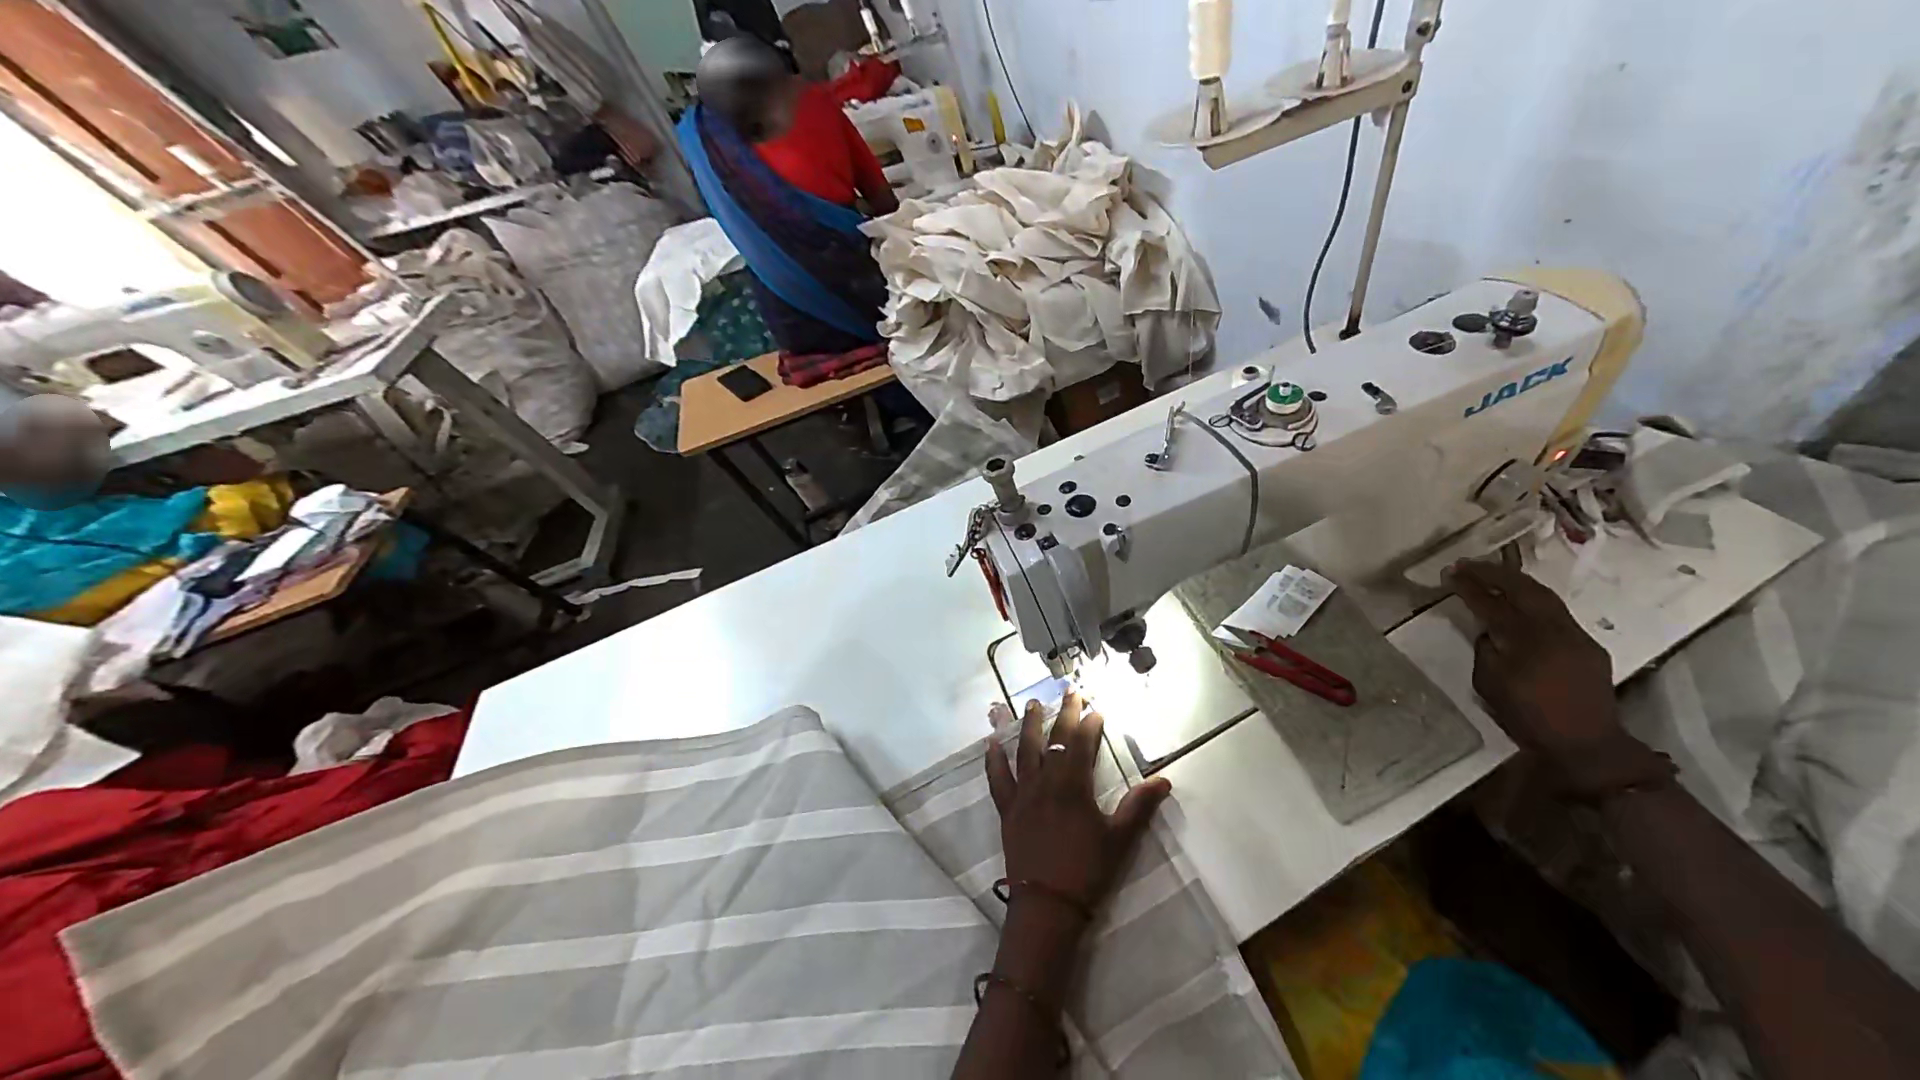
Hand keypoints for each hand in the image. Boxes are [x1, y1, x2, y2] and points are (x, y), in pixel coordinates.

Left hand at [983, 693, 1171, 916]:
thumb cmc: (1087, 871)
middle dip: (1063, 714)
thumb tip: (1164, 780)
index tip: (1096, 708)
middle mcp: (1045, 782)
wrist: (1047, 905)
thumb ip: (1139, 806)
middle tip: (1069, 691)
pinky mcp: (1007, 809)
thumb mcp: (1120, 839)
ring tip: (1030, 703)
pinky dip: (993, 760)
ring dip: (1027, 725)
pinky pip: (997, 779)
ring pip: (1024, 751)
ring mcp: (1022, 794)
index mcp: (1073, 786)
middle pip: (1054, 739)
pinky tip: (990, 743)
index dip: (1090, 724)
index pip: (1081, 744)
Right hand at [1446, 559, 1623, 763]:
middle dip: (1494, 573)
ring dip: (1517, 583)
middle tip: (1468, 564)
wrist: (1586, 745)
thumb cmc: (1527, 717)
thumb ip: (1485, 650)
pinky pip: (1558, 614)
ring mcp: (1577, 636)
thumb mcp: (1488, 684)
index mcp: (1525, 640)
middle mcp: (1554, 630)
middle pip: (1524, 589)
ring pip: (1545, 597)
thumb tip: (1488, 631)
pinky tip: (1522, 604)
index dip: (1469, 587)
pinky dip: (1535, 602)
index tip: (1450, 573)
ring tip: (1493, 575)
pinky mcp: (1589, 646)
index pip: (1492, 604)